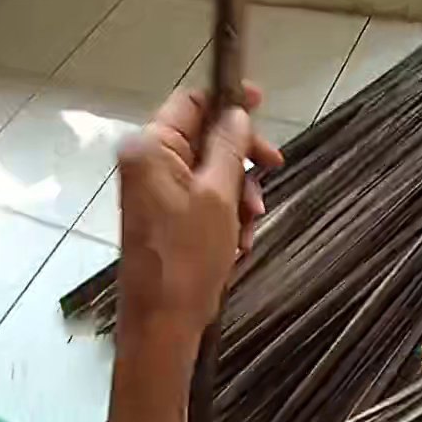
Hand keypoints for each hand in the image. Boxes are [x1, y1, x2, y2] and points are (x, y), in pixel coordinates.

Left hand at [102, 84, 280, 421]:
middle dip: (241, 159)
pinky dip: (226, 215)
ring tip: (249, 224)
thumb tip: (237, 112)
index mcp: (151, 148)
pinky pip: (204, 199)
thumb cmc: (189, 256)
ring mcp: (156, 191)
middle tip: (273, 169)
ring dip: (238, 193)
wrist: (163, 322)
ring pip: (211, 172)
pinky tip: (238, 242)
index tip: (262, 103)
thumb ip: (228, 146)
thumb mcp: (219, 195)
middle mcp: (148, 163)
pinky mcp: (166, 216)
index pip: (191, 102)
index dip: (228, 99)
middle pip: (205, 138)